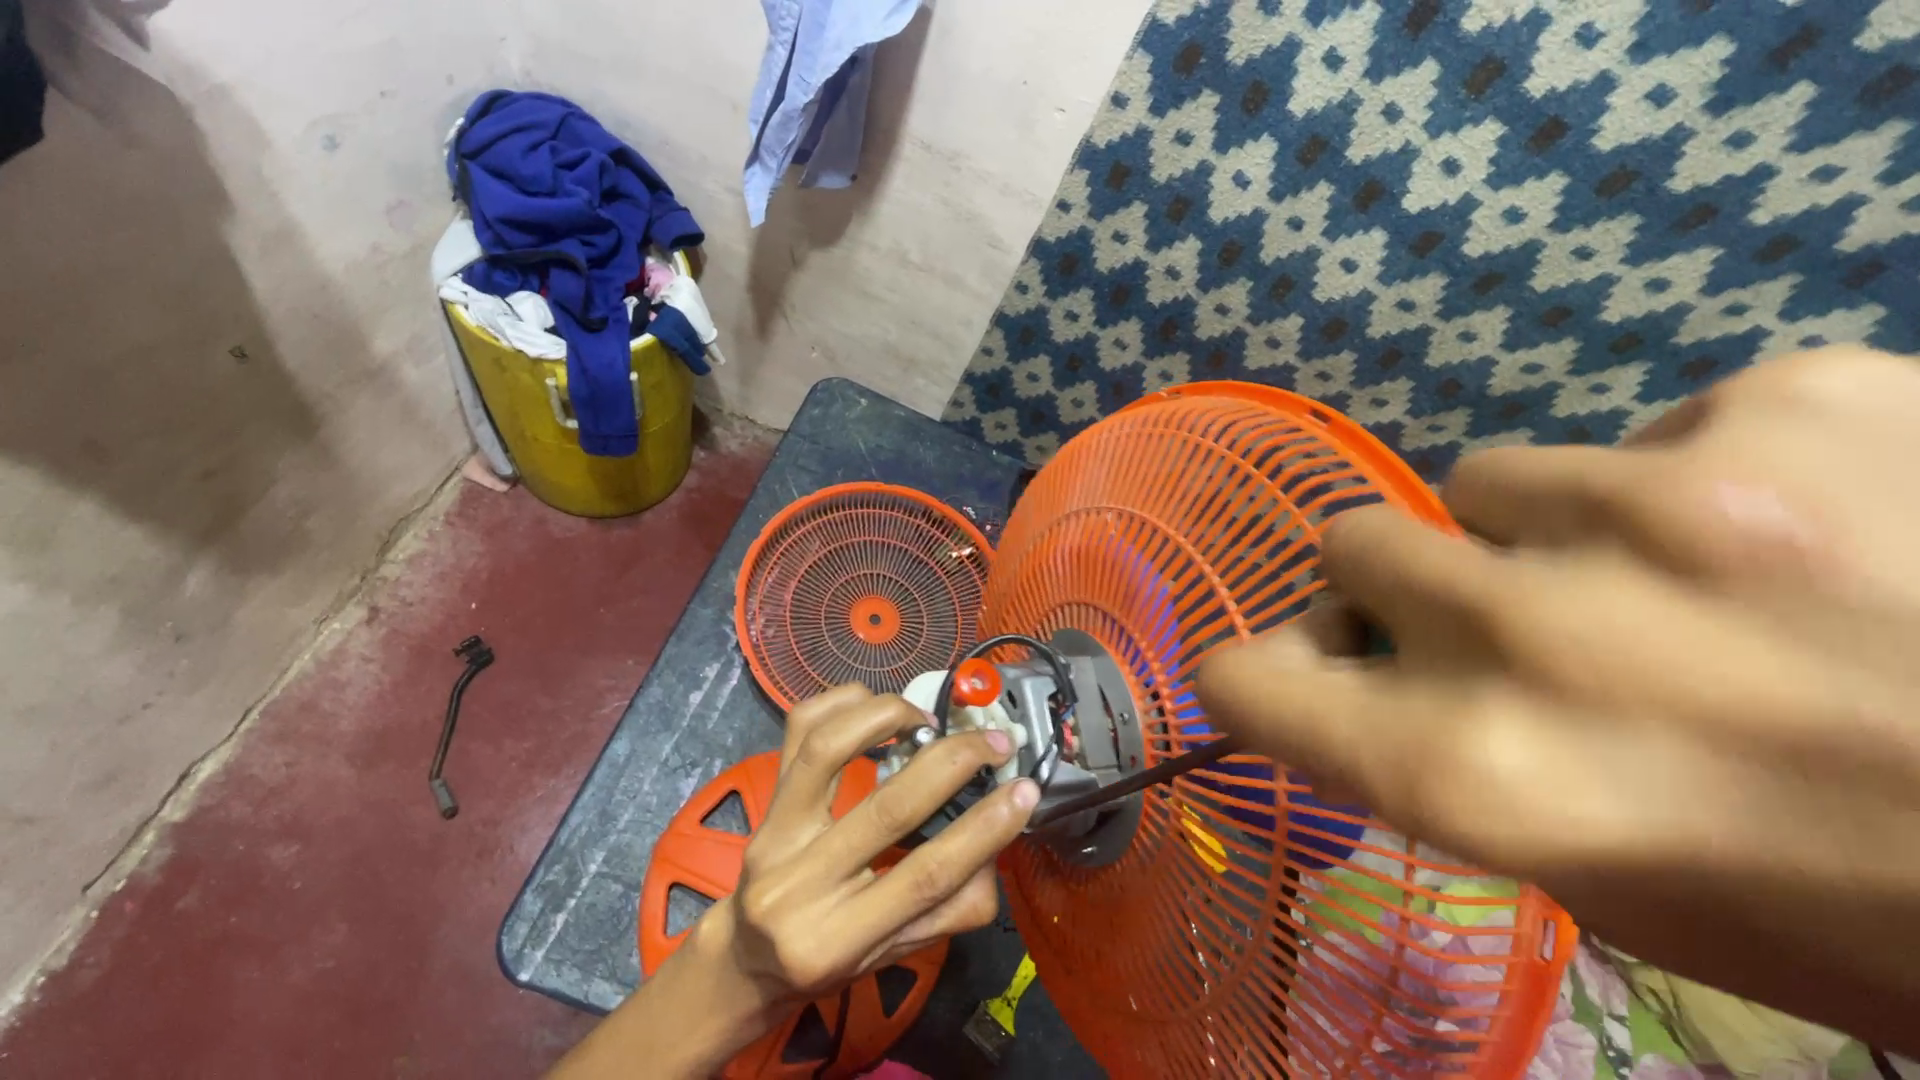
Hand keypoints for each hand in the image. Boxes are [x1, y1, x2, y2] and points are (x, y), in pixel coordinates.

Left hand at [548, 685, 1038, 1079]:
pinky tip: (874, 703)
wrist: (747, 954)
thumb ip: (949, 909)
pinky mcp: (765, 800)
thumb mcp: (893, 954)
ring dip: (888, 719)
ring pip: (827, 753)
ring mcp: (776, 836)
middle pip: (886, 810)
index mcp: (840, 940)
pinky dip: (839, 703)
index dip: (984, 830)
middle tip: (994, 741)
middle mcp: (801, 885)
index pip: (924, 877)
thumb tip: (994, 845)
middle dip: (952, 764)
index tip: (1025, 790)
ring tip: (927, 718)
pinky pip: (797, 731)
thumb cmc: (829, 957)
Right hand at [1197, 346, 1919, 1054]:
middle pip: (1350, 545)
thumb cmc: (1865, 909)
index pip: (1246, 679)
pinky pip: (1661, 423)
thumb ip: (1438, 760)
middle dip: (1407, 591)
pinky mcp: (1796, 397)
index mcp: (1479, 770)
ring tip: (1686, 580)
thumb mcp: (1602, 877)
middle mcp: (1528, 626)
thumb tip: (1348, 678)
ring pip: (1490, 476)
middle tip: (1513, 627)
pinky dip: (1702, 475)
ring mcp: (1662, 497)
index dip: (1261, 673)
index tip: (1299, 675)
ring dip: (1545, 529)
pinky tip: (1825, 529)